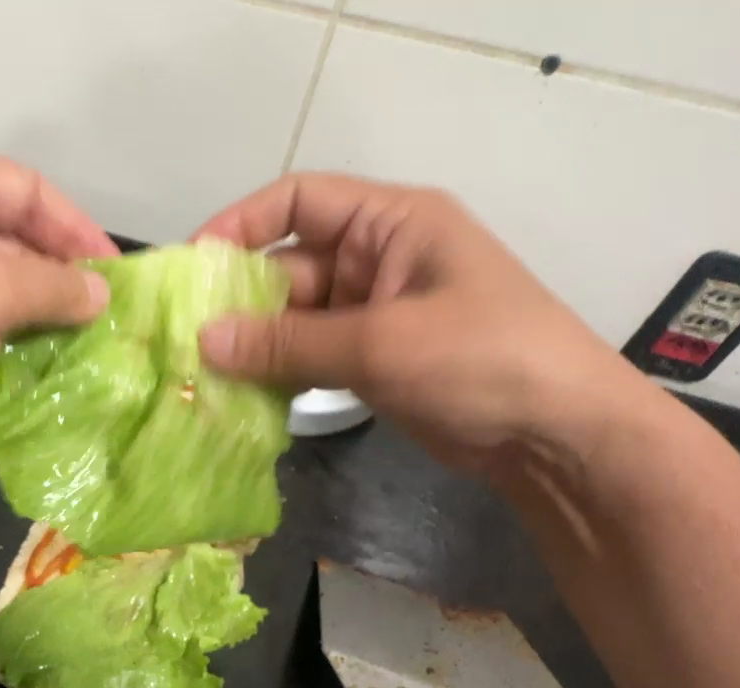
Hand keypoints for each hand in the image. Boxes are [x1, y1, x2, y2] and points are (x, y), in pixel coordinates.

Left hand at [0, 141, 116, 440]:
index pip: (31, 191)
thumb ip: (52, 288)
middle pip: (9, 239)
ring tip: (72, 356)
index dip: (80, 233)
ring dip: (27, 320)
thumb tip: (100, 296)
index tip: (118, 283)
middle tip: (101, 328)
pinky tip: (23, 374)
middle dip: (55, 283)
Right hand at [193, 174, 650, 473]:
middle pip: (289, 265)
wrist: (556, 433)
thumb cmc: (480, 360)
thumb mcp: (379, 343)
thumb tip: (202, 341)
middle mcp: (377, 259)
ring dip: (253, 344)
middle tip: (183, 339)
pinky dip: (278, 372)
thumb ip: (287, 343)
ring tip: (199, 374)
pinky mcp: (374, 360)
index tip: (191, 265)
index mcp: (390, 223)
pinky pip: (310, 356)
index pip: (298, 200)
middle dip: (239, 300)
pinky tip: (239, 396)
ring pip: (295, 318)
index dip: (240, 223)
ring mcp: (375, 313)